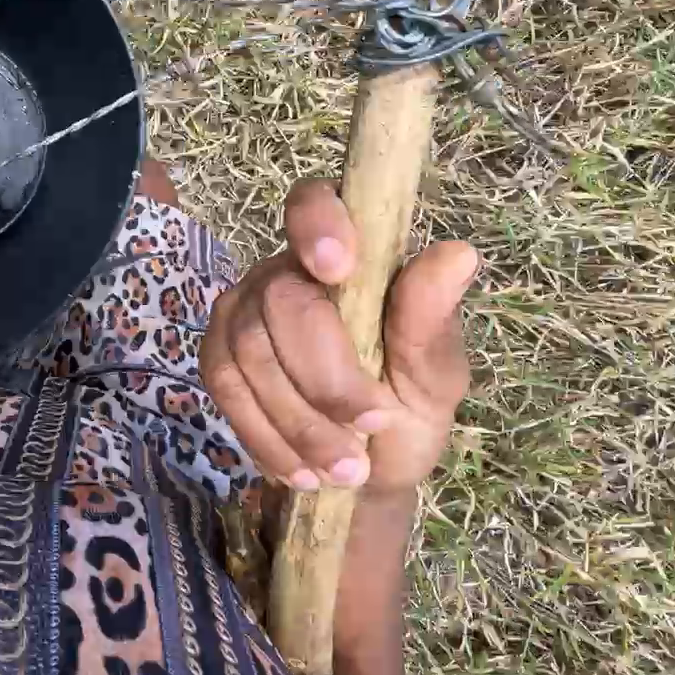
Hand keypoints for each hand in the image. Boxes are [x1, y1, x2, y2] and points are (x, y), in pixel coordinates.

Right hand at [201, 179, 476, 492]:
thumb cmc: (406, 410)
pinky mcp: (216, 355)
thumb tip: (458, 255)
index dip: (316, 225)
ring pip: (249, 352)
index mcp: (343, 254)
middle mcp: (282, 271)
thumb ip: (430, 322)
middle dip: (324, 377)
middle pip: (281, 301)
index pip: (313, 203)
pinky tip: (302, 471)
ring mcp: (240, 310)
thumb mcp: (434, 377)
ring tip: (346, 470)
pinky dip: (265, 436)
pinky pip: (225, 387)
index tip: (338, 270)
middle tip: (370, 433)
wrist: (360, 471)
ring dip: (299, 421)